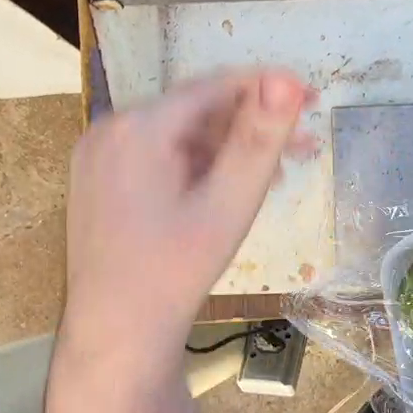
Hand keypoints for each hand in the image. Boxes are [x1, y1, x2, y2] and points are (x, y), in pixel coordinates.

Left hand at [60, 69, 315, 354]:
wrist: (118, 332)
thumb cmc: (178, 270)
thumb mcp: (229, 203)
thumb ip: (259, 139)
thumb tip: (288, 80)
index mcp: (137, 128)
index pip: (214, 87)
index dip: (268, 88)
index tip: (313, 99)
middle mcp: (109, 129)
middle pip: (196, 111)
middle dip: (253, 126)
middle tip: (306, 148)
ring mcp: (99, 156)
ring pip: (180, 134)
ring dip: (230, 147)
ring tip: (277, 175)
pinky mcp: (99, 180)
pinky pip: (159, 155)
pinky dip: (199, 164)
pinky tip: (230, 187)